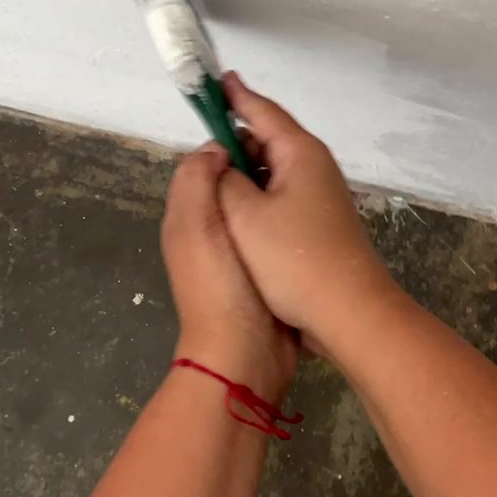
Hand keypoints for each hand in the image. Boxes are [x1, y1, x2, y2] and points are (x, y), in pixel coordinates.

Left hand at [161, 144, 297, 400]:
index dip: (233, 148)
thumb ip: (198, 179)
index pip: (208, 165)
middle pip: (236, 183)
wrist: (243, 354)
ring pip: (258, 206)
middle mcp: (210, 230)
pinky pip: (275, 232)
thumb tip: (216, 148)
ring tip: (306, 186)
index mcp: (188, 216)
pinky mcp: (266, 269)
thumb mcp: (196, 223)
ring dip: (276, 196)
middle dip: (260, 170)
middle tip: (293, 166)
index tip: (265, 142)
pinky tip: (308, 217)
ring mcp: (239, 252)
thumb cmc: (219, 284)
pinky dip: (288, 221)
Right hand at [213, 73, 400, 355]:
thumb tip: (220, 161)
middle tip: (201, 158)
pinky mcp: (319, 217)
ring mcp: (320, 192)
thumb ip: (224, 181)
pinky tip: (240, 212)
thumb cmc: (295, 260)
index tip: (217, 80)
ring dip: (245, 173)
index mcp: (300, 152)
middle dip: (235, 143)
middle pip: (268, 138)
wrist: (351, 311)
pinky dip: (258, 193)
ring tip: (215, 188)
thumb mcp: (245, 217)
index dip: (236, 96)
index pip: (262, 111)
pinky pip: (281, 190)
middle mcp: (314, 164)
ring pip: (273, 168)